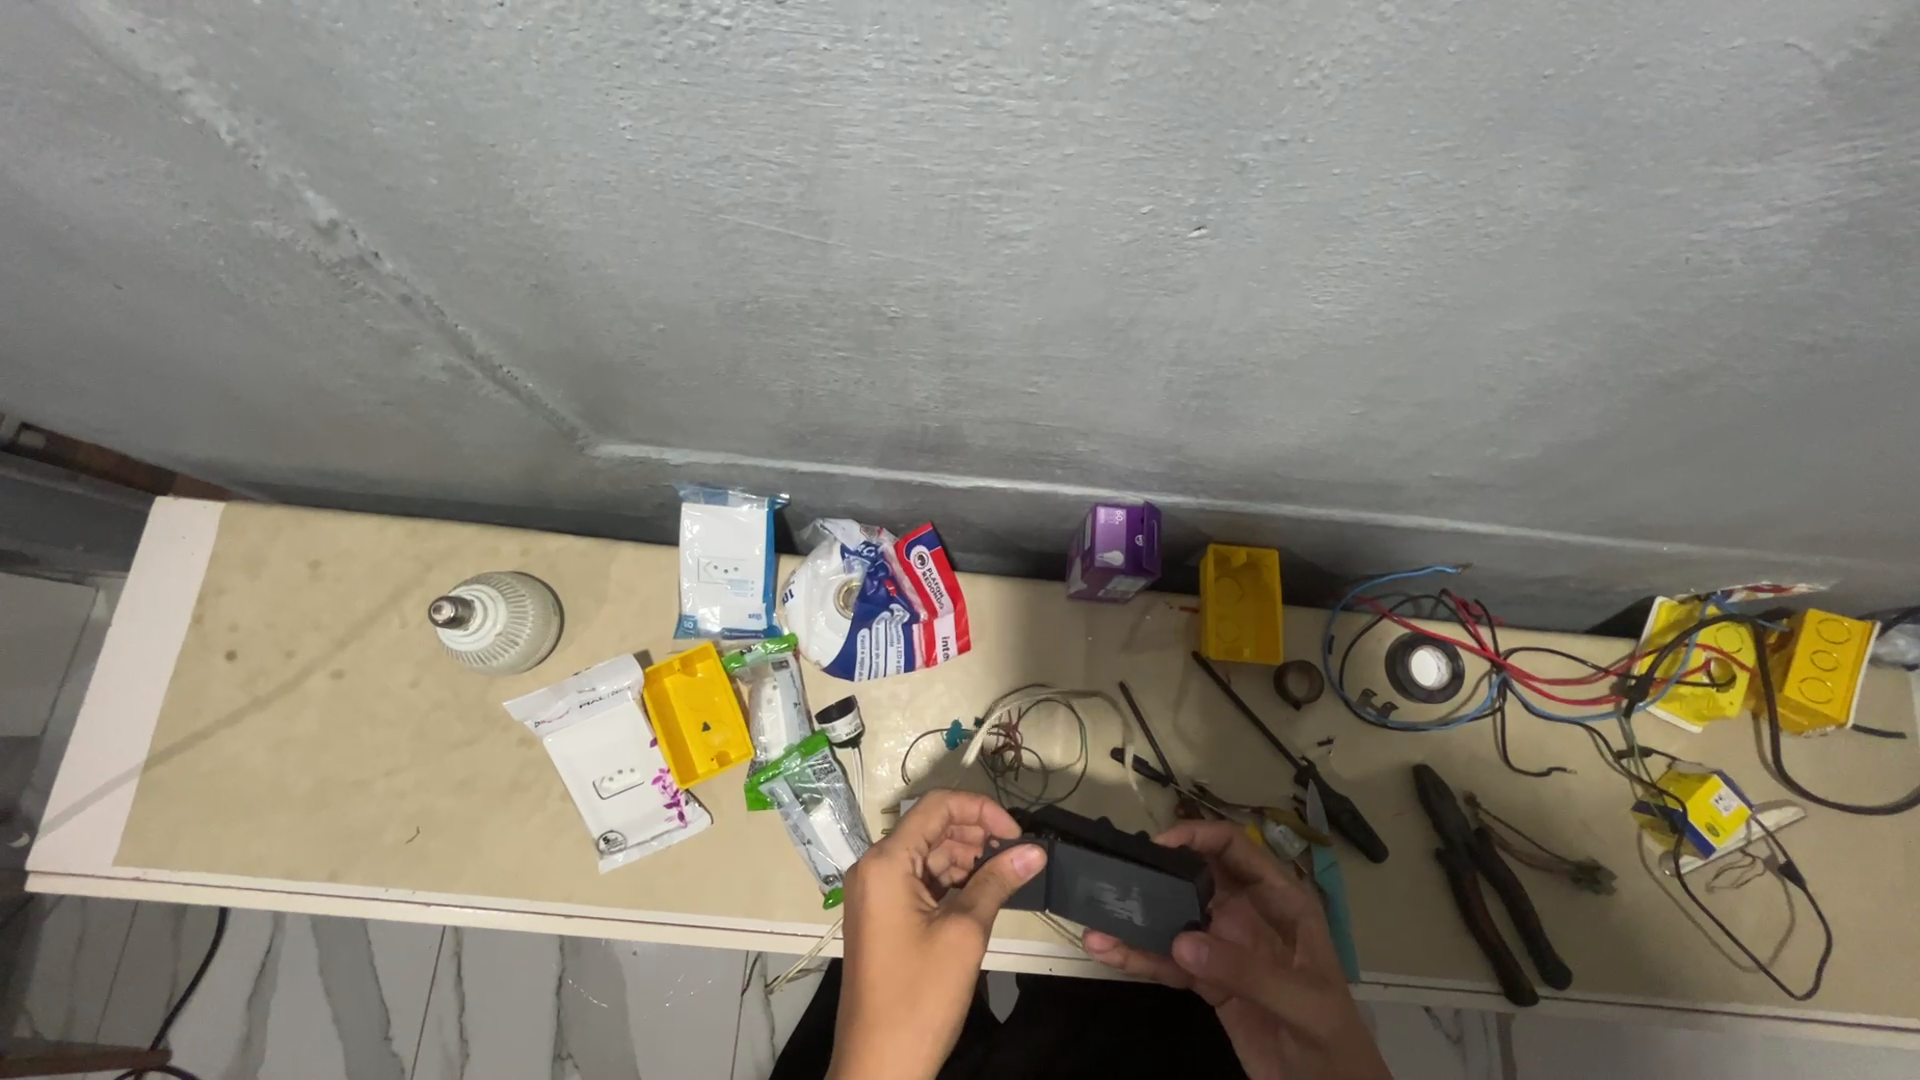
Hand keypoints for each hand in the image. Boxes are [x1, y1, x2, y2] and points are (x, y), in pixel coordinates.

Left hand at [828, 790, 1045, 1079]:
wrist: (878, 1067)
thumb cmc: (919, 997)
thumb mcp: (964, 933)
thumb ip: (997, 882)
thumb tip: (1034, 851)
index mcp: (886, 861)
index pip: (936, 806)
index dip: (980, 810)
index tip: (1016, 834)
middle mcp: (874, 866)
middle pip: (931, 826)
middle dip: (976, 833)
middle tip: (1016, 856)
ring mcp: (875, 891)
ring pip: (928, 852)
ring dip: (967, 857)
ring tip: (1005, 876)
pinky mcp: (882, 913)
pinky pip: (920, 879)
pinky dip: (952, 879)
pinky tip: (983, 892)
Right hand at [1083, 821, 1389, 1079]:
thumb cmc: (1335, 1042)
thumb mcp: (1303, 1003)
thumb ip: (1246, 971)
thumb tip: (1182, 940)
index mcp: (1281, 902)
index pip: (1236, 849)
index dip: (1199, 837)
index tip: (1160, 845)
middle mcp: (1248, 916)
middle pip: (1196, 878)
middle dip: (1158, 873)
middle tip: (1119, 874)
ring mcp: (1224, 949)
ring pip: (1175, 920)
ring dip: (1139, 920)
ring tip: (1098, 922)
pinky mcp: (1207, 982)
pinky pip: (1169, 962)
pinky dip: (1139, 958)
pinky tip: (1110, 953)